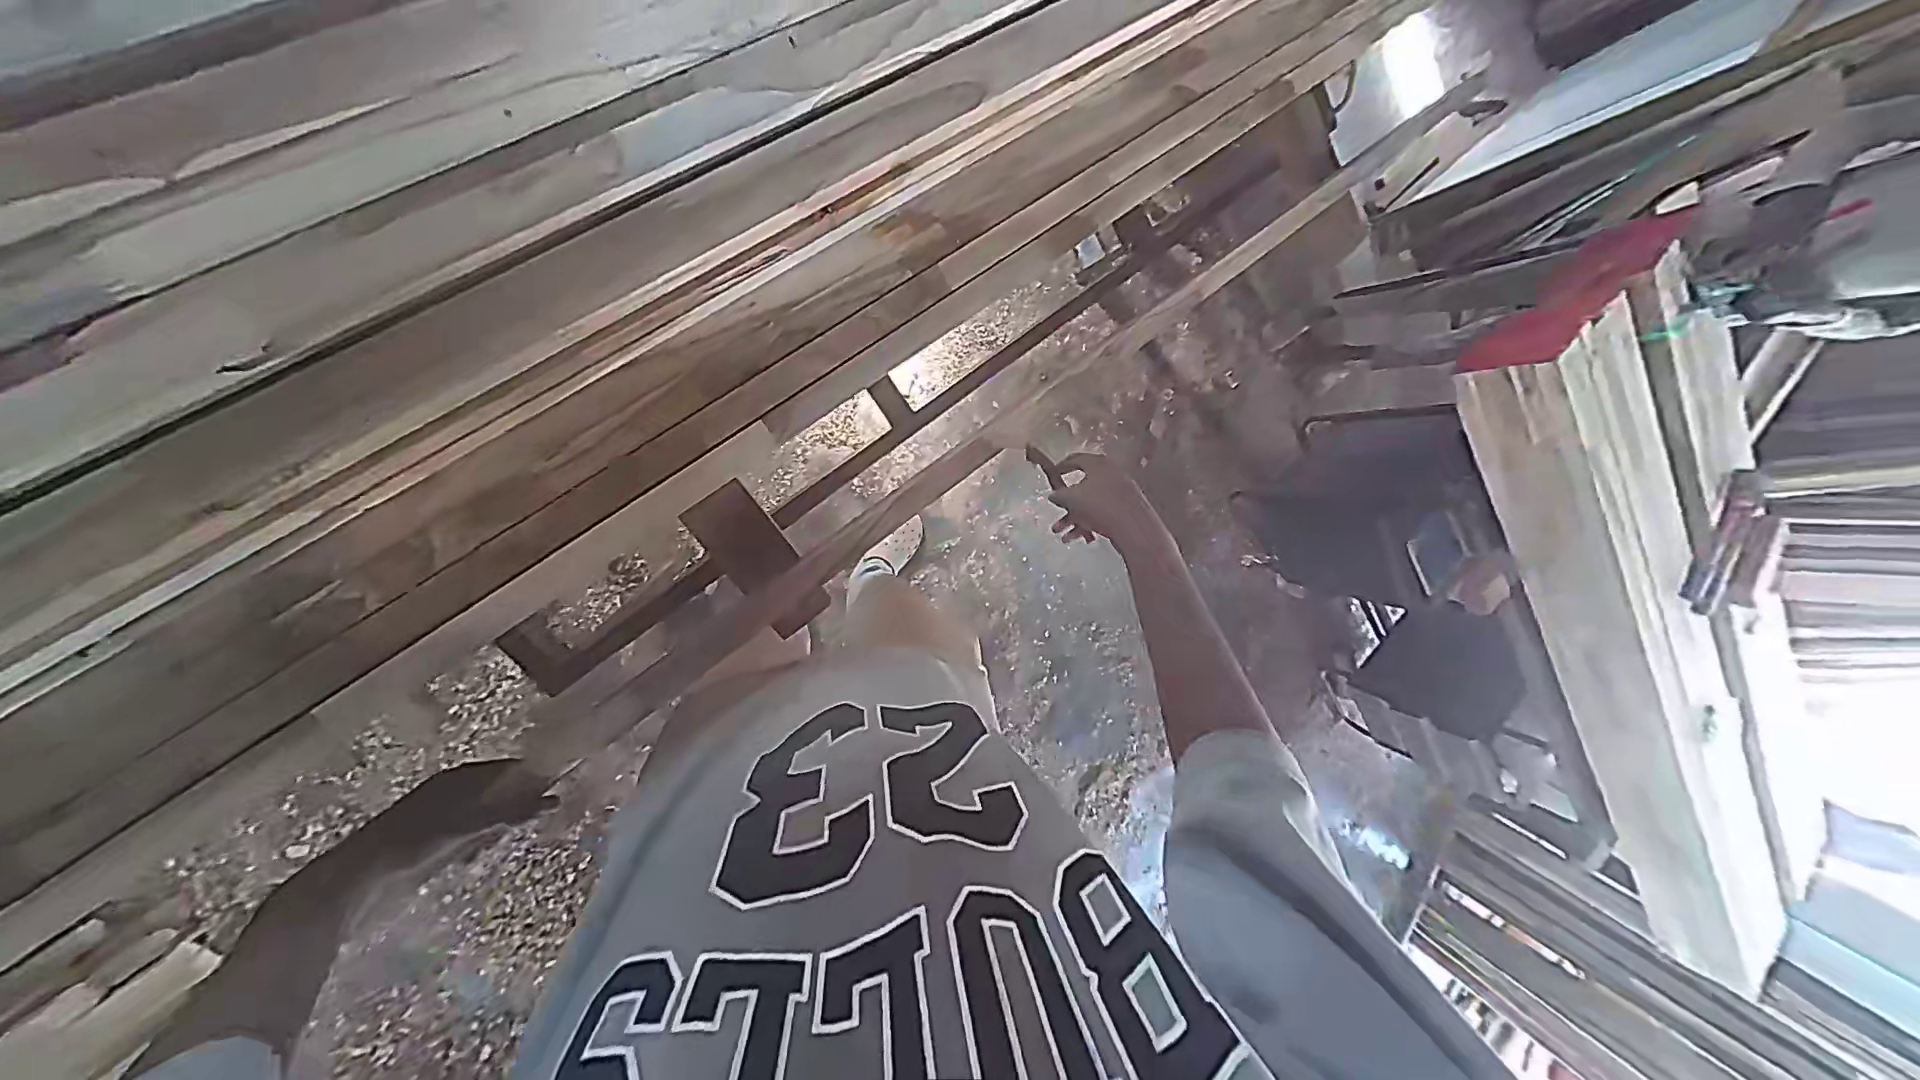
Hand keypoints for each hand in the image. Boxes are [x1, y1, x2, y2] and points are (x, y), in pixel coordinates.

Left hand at [346, 759, 554, 880]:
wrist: (353, 883)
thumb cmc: (414, 843)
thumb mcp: (470, 826)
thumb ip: (512, 813)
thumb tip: (556, 799)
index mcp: (459, 777)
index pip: (509, 767)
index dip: (533, 775)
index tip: (558, 787)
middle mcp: (451, 791)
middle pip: (499, 791)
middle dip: (518, 804)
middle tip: (540, 818)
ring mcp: (440, 816)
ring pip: (485, 815)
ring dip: (499, 827)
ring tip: (506, 840)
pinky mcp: (431, 841)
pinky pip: (469, 835)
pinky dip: (480, 842)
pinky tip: (478, 856)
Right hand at [1047, 454, 1172, 558]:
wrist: (1133, 526)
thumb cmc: (1098, 506)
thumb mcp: (1070, 499)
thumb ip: (1058, 495)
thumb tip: (1053, 495)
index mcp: (1097, 464)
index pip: (1075, 460)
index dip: (1061, 467)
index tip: (1053, 475)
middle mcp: (1110, 473)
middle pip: (1083, 486)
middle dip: (1067, 505)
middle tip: (1057, 513)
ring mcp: (1121, 490)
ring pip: (1091, 503)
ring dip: (1075, 518)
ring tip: (1062, 534)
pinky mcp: (1127, 507)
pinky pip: (1103, 512)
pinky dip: (1091, 522)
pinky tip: (1083, 537)